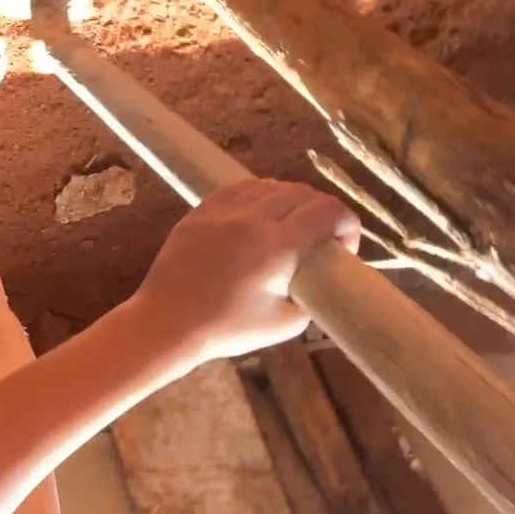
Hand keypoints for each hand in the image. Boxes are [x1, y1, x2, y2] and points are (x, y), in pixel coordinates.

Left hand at [133, 178, 359, 364]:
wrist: (167, 322)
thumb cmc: (227, 327)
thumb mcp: (287, 322)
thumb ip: (312, 293)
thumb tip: (318, 279)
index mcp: (277, 246)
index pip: (326, 210)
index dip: (347, 224)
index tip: (342, 247)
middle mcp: (249, 221)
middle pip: (300, 193)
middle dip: (320, 212)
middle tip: (317, 238)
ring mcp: (218, 214)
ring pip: (266, 186)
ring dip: (287, 199)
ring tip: (286, 224)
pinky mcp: (196, 215)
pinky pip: (233, 190)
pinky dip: (254, 195)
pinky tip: (255, 214)